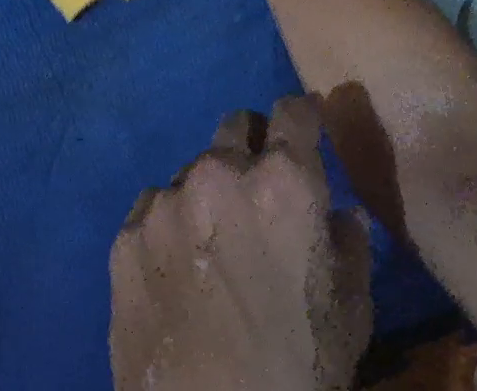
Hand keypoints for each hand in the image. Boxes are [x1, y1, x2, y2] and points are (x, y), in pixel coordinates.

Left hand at [110, 96, 373, 390]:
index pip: (293, 110)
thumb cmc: (297, 366)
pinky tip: (176, 267)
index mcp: (283, 182)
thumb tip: (339, 214)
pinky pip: (152, 208)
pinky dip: (168, 224)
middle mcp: (218, 174)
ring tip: (212, 241)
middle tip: (258, 191)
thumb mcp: (351, 311)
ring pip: (191, 170)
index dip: (303, 118)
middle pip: (236, 126)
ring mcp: (165, 203)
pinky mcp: (124, 237)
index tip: (305, 133)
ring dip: (207, 192)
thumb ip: (350, 245)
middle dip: (252, 147)